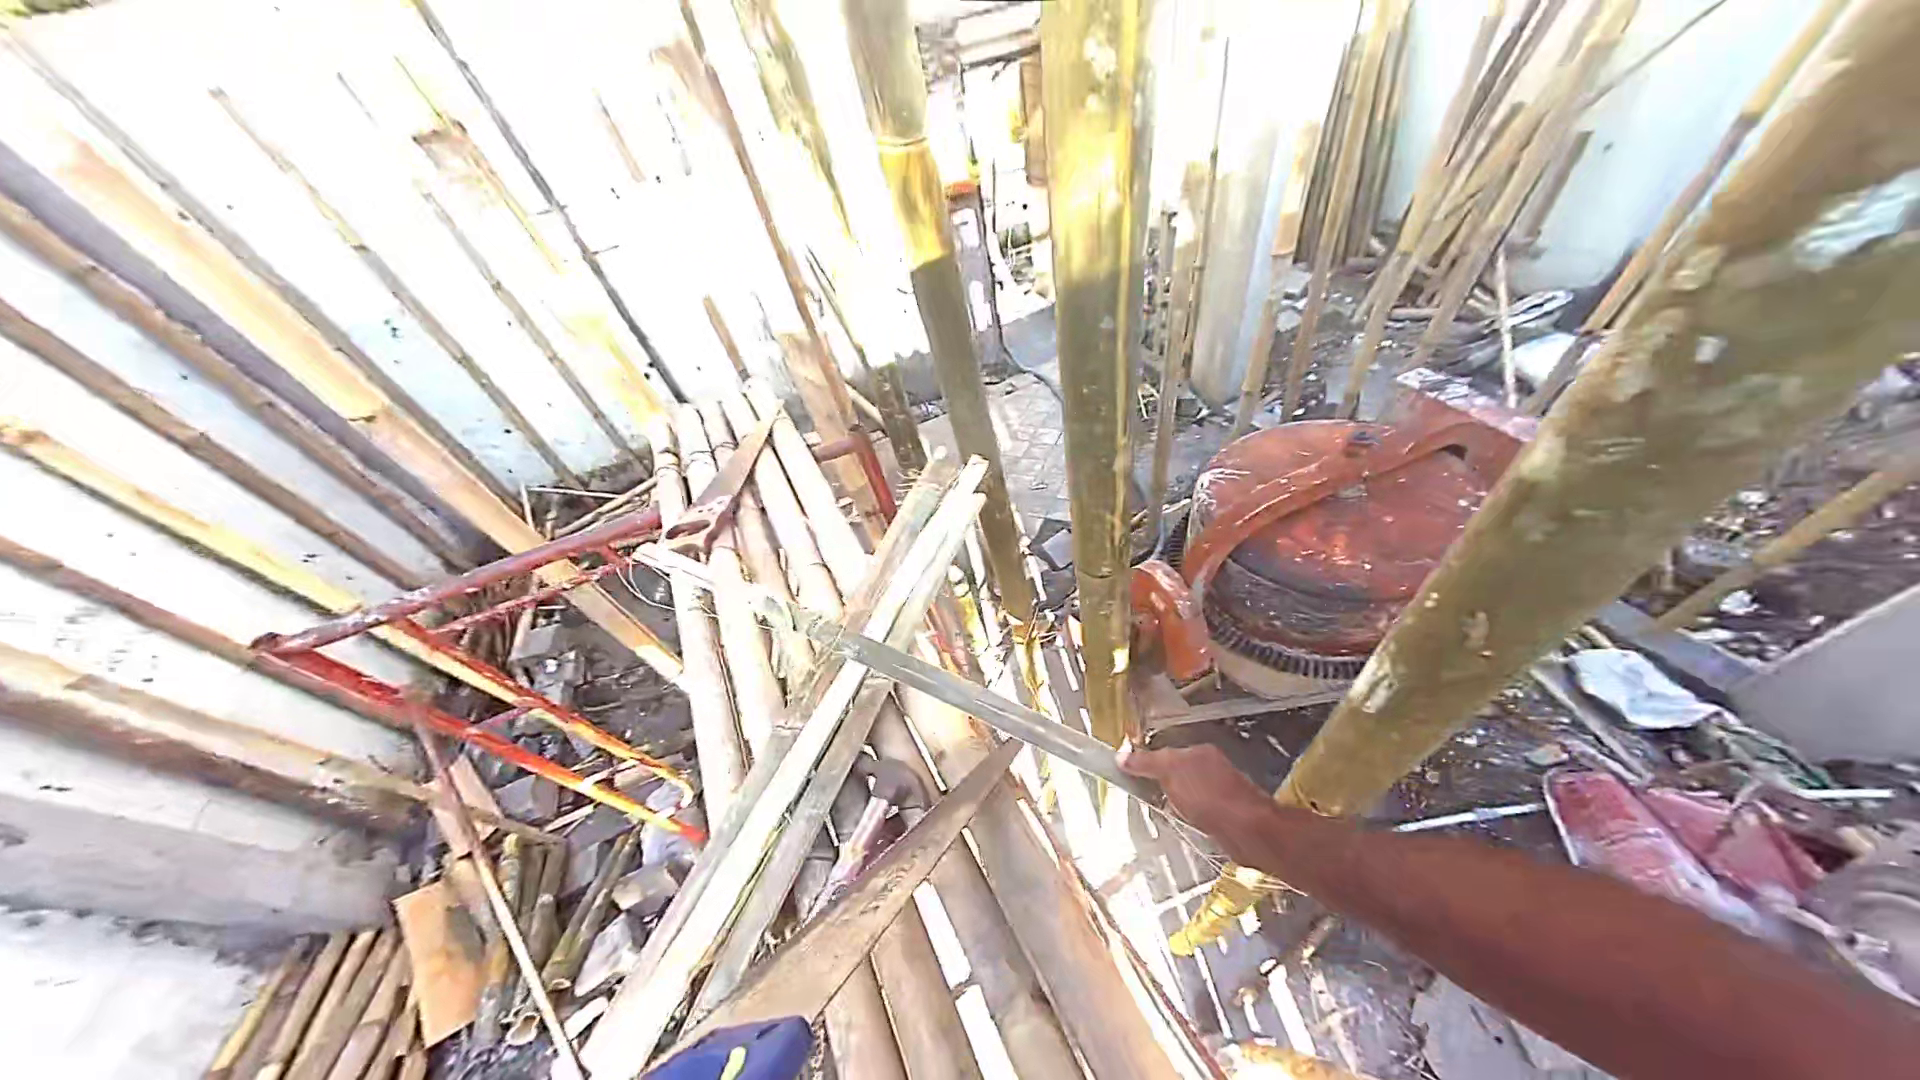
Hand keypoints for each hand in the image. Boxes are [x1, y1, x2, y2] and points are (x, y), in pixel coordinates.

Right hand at [1121, 743, 1284, 857]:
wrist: (1250, 831)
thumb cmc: (1208, 797)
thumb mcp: (1169, 773)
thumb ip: (1146, 763)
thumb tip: (1121, 757)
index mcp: (1199, 751)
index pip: (1166, 752)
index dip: (1148, 764)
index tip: (1133, 777)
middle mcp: (1214, 767)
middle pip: (1178, 772)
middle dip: (1162, 784)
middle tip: (1146, 798)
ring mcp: (1224, 790)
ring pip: (1190, 793)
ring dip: (1177, 803)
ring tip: (1165, 814)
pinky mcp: (1231, 814)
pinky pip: (1201, 811)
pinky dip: (1192, 817)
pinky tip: (1187, 825)